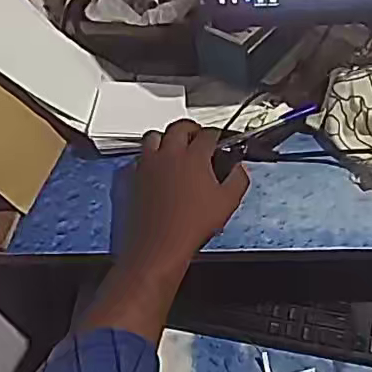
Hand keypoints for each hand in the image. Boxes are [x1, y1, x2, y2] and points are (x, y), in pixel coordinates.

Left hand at [125, 120, 248, 272]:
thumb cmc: (189, 226)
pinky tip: (153, 168)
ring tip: (173, 146)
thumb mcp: (227, 203)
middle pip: (179, 127)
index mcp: (193, 157)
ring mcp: (147, 164)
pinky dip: (146, 159)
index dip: (215, 135)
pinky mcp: (132, 177)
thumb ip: (238, 180)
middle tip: (197, 135)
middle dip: (190, 129)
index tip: (217, 140)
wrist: (158, 245)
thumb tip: (239, 170)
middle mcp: (168, 155)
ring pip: (154, 137)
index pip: (208, 134)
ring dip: (165, 138)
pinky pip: (137, 159)